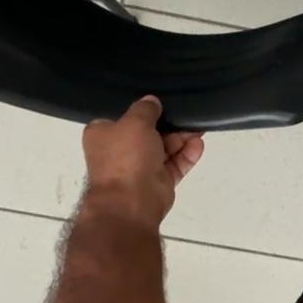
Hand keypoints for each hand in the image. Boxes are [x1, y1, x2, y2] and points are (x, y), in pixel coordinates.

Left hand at [80, 97, 204, 228]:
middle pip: (148, 132)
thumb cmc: (126, 156)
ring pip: (165, 148)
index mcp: (103, 135)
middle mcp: (120, 151)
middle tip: (187, 113)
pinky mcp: (159, 181)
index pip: (123, 117)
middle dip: (169, 124)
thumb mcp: (134, 121)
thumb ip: (145, 108)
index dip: (142, 110)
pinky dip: (186, 155)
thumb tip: (152, 101)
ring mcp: (140, 167)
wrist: (132, 200)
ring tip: (199, 127)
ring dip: (181, 138)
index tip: (160, 102)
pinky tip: (198, 144)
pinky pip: (174, 164)